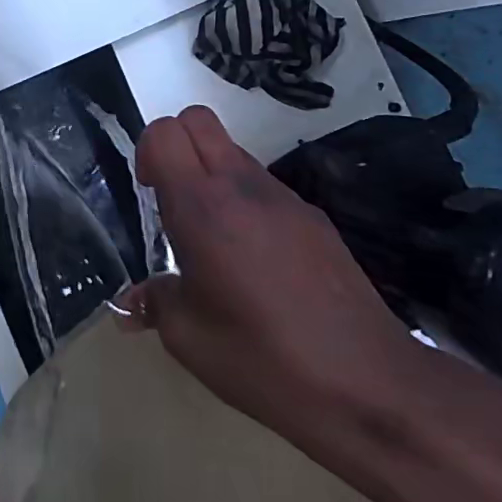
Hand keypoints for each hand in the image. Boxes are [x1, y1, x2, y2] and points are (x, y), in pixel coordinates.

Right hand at [115, 106, 414, 432]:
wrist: (367, 382)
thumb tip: (133, 299)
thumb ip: (154, 302)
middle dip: (175, 145)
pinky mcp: (313, 215)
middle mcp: (242, 186)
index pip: (165, 132)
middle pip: (198, 119)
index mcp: (202, 207)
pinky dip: (245, 200)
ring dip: (211, 173)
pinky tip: (256, 260)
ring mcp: (284, 197)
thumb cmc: (263, 358)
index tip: (149, 193)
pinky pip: (264, 185)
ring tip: (214, 238)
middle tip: (173, 199)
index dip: (148, 151)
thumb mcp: (188, 338)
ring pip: (233, 150)